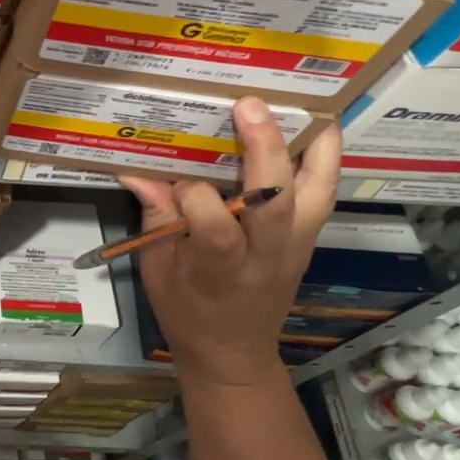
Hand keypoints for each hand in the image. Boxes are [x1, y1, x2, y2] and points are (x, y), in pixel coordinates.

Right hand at [119, 97, 340, 388]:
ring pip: (317, 194)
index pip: (213, 223)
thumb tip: (135, 169)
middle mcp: (266, 254)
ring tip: (309, 106)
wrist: (233, 353)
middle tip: (249, 105)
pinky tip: (315, 131)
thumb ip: (156, 217)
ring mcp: (295, 246)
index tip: (170, 181)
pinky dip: (324, 161)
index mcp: (220, 268)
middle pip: (275, 202)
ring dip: (318, 148)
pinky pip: (325, 195)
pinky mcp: (310, 240)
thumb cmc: (187, 312)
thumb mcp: (157, 270)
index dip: (192, 195)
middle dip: (265, 151)